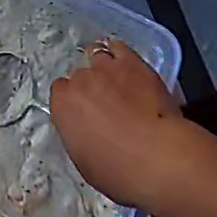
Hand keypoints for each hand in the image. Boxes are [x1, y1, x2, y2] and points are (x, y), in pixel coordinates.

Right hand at [50, 39, 200, 210]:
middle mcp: (81, 80)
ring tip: (114, 78)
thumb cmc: (117, 170)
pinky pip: (118, 47)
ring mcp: (107, 66)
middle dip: (89, 86)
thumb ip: (78, 133)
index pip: (60, 92)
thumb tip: (86, 126)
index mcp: (63, 106)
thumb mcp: (84, 160)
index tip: (83, 112)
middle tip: (104, 102)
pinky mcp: (132, 60)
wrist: (156, 154)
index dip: (72, 101)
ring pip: (97, 55)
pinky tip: (124, 61)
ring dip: (102, 66)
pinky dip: (118, 52)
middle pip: (79, 75)